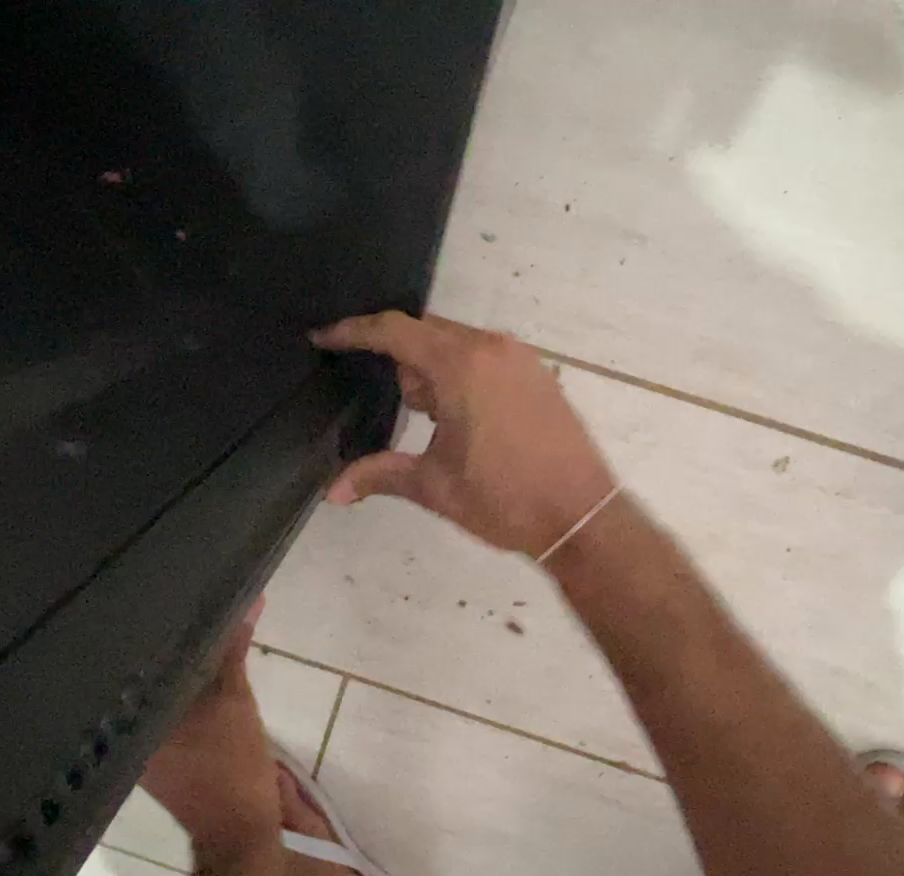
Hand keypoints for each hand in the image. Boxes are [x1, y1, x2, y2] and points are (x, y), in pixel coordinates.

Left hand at [140, 599, 280, 861]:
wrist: (243, 832)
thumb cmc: (232, 767)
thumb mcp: (236, 702)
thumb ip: (234, 651)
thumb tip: (249, 600)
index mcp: (133, 719)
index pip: (129, 662)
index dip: (141, 628)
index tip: (148, 596)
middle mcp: (127, 732)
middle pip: (142, 676)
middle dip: (162, 644)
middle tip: (172, 602)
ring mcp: (142, 748)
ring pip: (158, 693)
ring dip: (175, 666)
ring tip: (186, 624)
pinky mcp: (162, 756)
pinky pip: (169, 710)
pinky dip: (183, 690)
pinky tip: (197, 667)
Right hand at [309, 312, 614, 556]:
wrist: (580, 516)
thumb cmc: (503, 500)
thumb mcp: (434, 486)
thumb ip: (379, 476)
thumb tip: (332, 491)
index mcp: (461, 367)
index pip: (394, 331)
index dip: (353, 331)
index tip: (323, 337)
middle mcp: (492, 348)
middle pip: (425, 333)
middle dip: (400, 363)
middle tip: (395, 409)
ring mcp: (520, 358)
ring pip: (456, 345)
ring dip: (432, 372)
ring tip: (432, 423)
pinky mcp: (538, 374)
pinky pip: (485, 357)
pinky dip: (461, 376)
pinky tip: (462, 420)